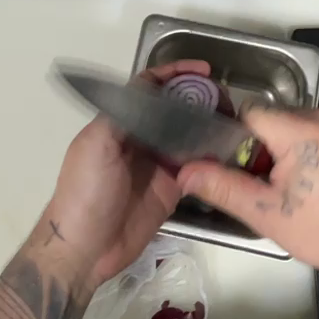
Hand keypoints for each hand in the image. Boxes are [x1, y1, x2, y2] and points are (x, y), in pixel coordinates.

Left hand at [39, 60, 209, 291]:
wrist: (85, 248)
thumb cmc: (86, 190)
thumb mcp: (97, 144)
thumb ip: (123, 113)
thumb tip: (153, 87)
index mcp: (119, 122)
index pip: (149, 87)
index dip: (174, 74)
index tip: (202, 71)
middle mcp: (141, 138)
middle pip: (173, 108)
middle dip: (197, 98)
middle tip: (225, 96)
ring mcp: (158, 163)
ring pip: (188, 134)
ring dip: (208, 123)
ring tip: (234, 116)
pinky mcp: (172, 187)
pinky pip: (196, 165)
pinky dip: (212, 155)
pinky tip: (229, 147)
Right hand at [178, 106, 318, 287]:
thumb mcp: (265, 213)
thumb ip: (221, 186)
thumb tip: (183, 172)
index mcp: (300, 129)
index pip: (250, 113)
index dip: (237, 138)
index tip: (235, 165)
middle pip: (274, 119)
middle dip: (263, 147)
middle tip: (265, 185)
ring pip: (296, 126)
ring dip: (286, 149)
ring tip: (291, 188)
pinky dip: (310, 150)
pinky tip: (315, 185)